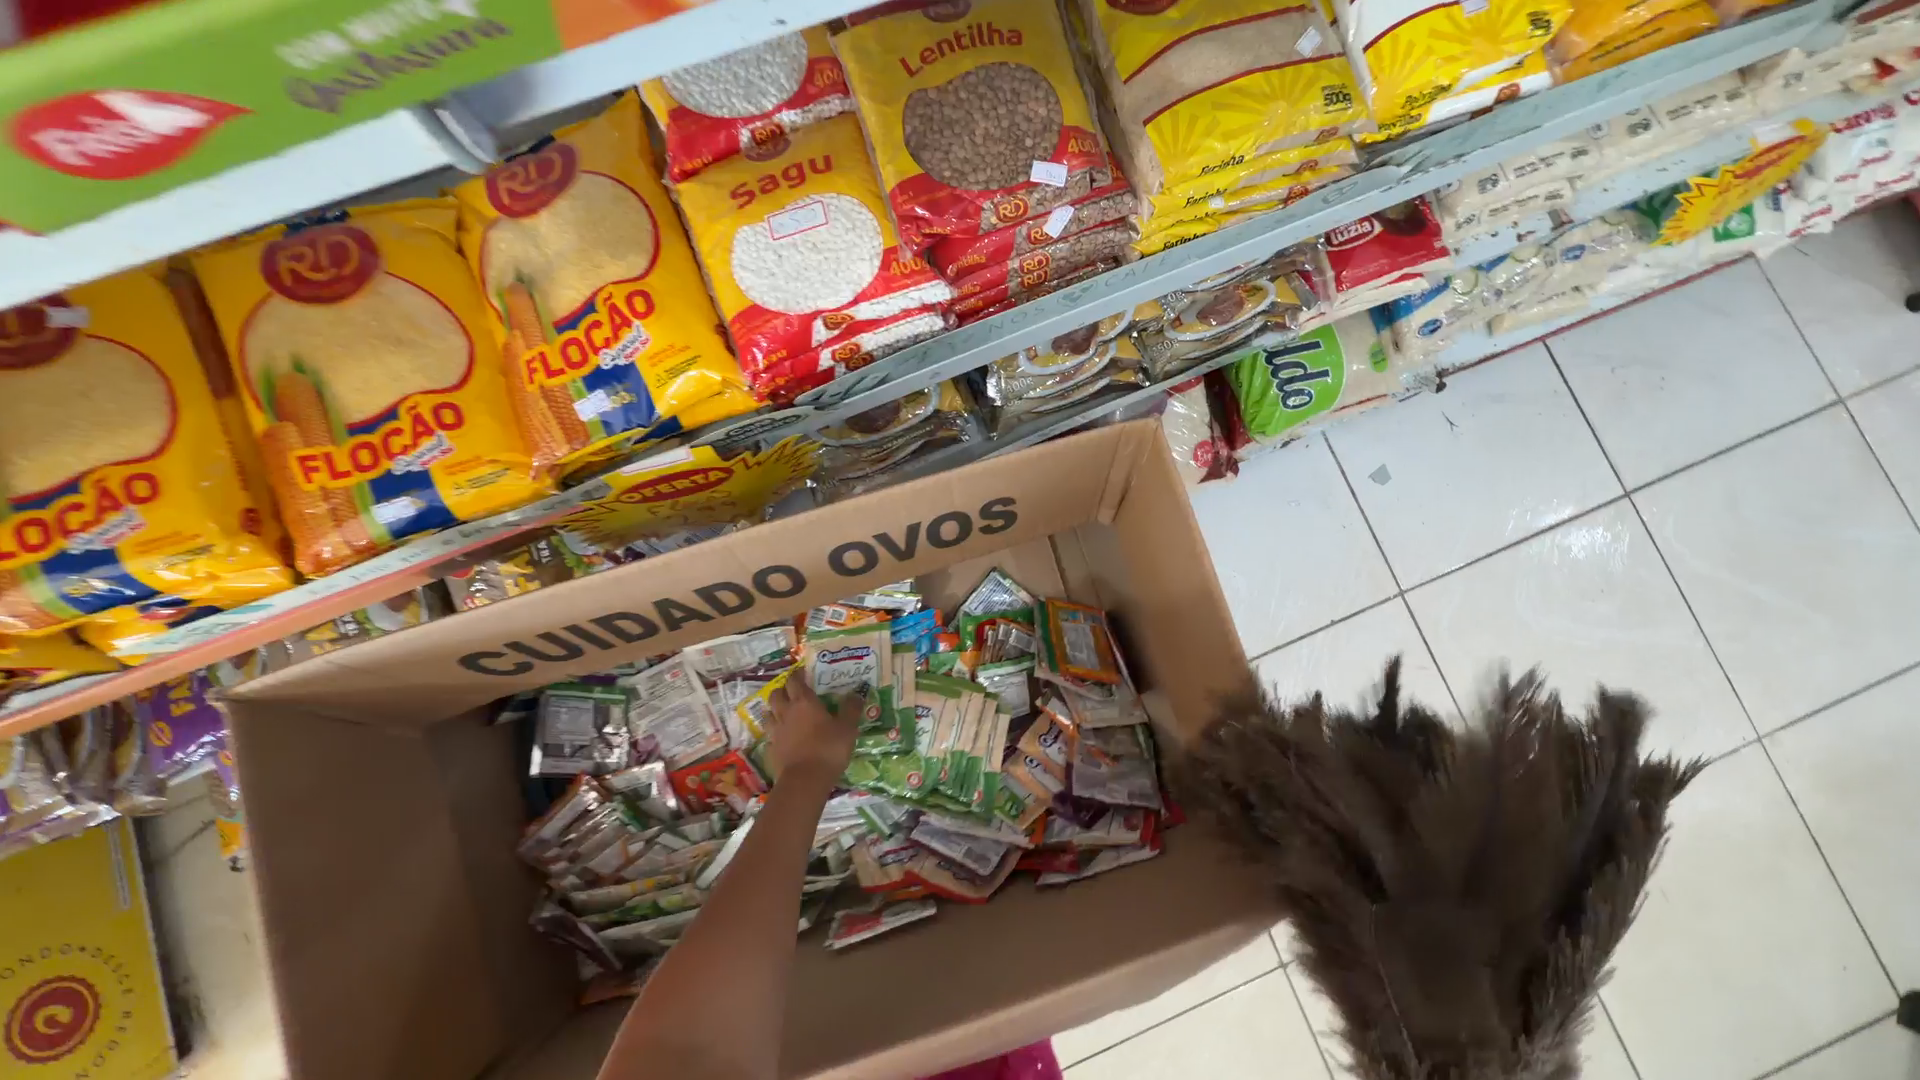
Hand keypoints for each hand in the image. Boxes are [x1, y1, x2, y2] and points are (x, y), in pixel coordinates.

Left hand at [767, 673, 856, 786]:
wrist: (805, 780)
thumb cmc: (829, 749)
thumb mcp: (847, 728)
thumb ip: (851, 709)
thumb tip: (857, 693)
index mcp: (804, 702)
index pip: (795, 680)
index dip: (798, 674)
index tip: (803, 673)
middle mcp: (786, 712)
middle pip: (776, 694)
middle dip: (783, 690)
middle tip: (793, 692)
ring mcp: (776, 731)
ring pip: (768, 713)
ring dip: (774, 709)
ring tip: (784, 712)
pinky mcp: (771, 749)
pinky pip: (769, 734)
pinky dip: (774, 731)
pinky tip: (782, 737)